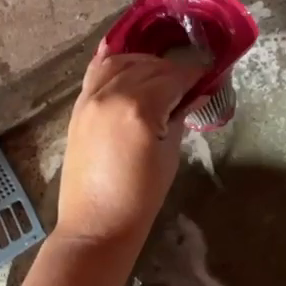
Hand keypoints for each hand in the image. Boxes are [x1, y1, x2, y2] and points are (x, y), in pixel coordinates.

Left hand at [56, 45, 206, 246]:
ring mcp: (90, 98)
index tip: (207, 75)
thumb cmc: (141, 196)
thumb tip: (196, 94)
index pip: (173, 77)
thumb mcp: (169, 155)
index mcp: (140, 107)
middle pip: (149, 67)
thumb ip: (180, 117)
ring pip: (121, 63)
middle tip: (189, 82)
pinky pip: (95, 72)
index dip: (193, 75)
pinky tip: (126, 63)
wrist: (96, 223)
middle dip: (172, 70)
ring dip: (143, 63)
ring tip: (159, 76)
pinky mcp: (78, 107)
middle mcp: (112, 94)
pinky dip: (113, 64)